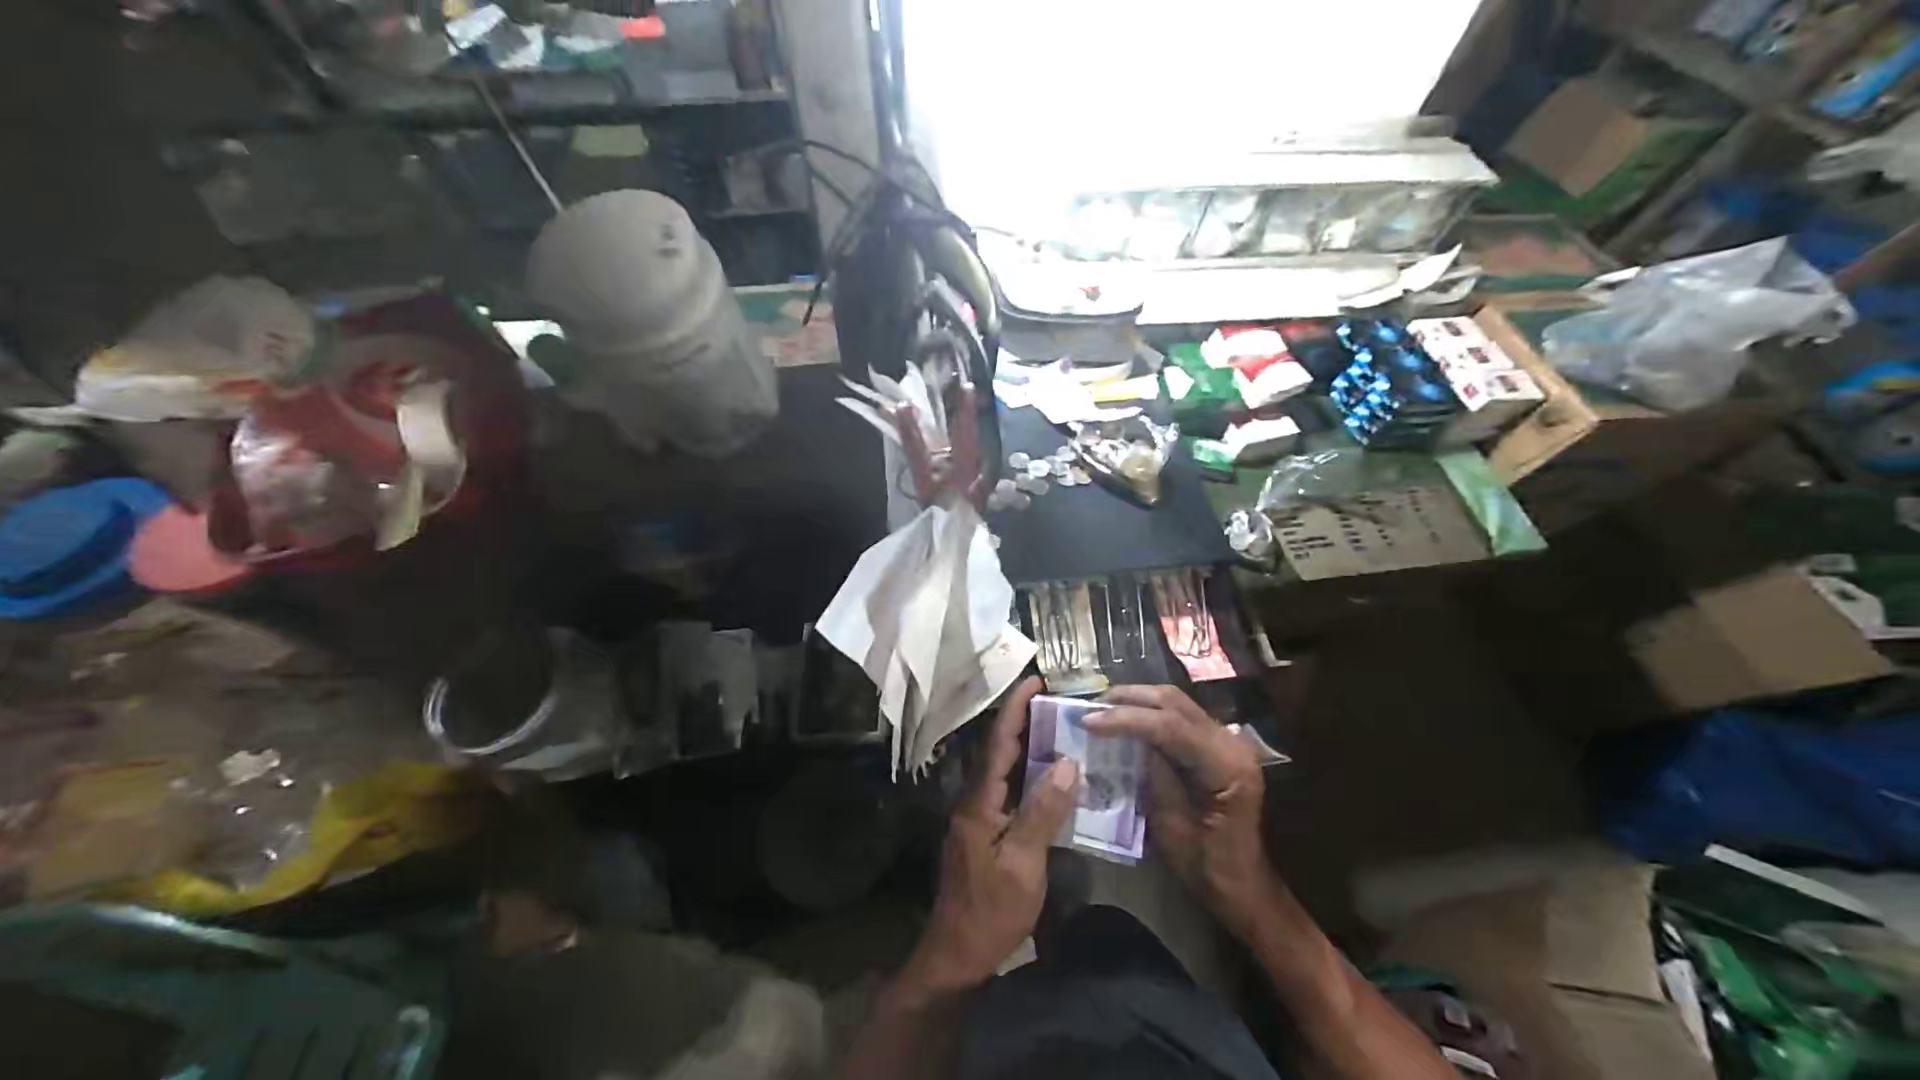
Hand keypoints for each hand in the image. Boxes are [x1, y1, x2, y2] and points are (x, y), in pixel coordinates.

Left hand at [903, 675, 1079, 996]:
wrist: (957, 953)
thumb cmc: (991, 910)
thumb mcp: (1024, 862)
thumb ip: (1043, 810)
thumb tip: (1069, 763)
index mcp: (979, 801)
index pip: (999, 743)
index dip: (1016, 709)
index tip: (1035, 680)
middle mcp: (974, 801)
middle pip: (999, 751)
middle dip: (1023, 721)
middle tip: (1056, 700)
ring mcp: (977, 817)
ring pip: (1003, 771)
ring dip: (1027, 747)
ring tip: (1059, 727)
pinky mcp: (984, 832)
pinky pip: (1007, 792)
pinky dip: (1028, 777)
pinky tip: (1050, 777)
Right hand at [1087, 685, 1276, 937]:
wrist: (1243, 885)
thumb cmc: (1207, 867)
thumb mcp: (1171, 827)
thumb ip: (1153, 776)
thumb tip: (1123, 738)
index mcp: (1227, 767)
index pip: (1172, 727)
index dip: (1127, 719)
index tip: (1088, 721)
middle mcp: (1232, 743)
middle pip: (1174, 702)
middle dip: (1129, 699)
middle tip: (1090, 708)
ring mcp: (1227, 740)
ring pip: (1176, 702)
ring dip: (1137, 701)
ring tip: (1101, 710)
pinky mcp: (1217, 743)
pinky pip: (1179, 715)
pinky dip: (1149, 712)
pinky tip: (1124, 719)